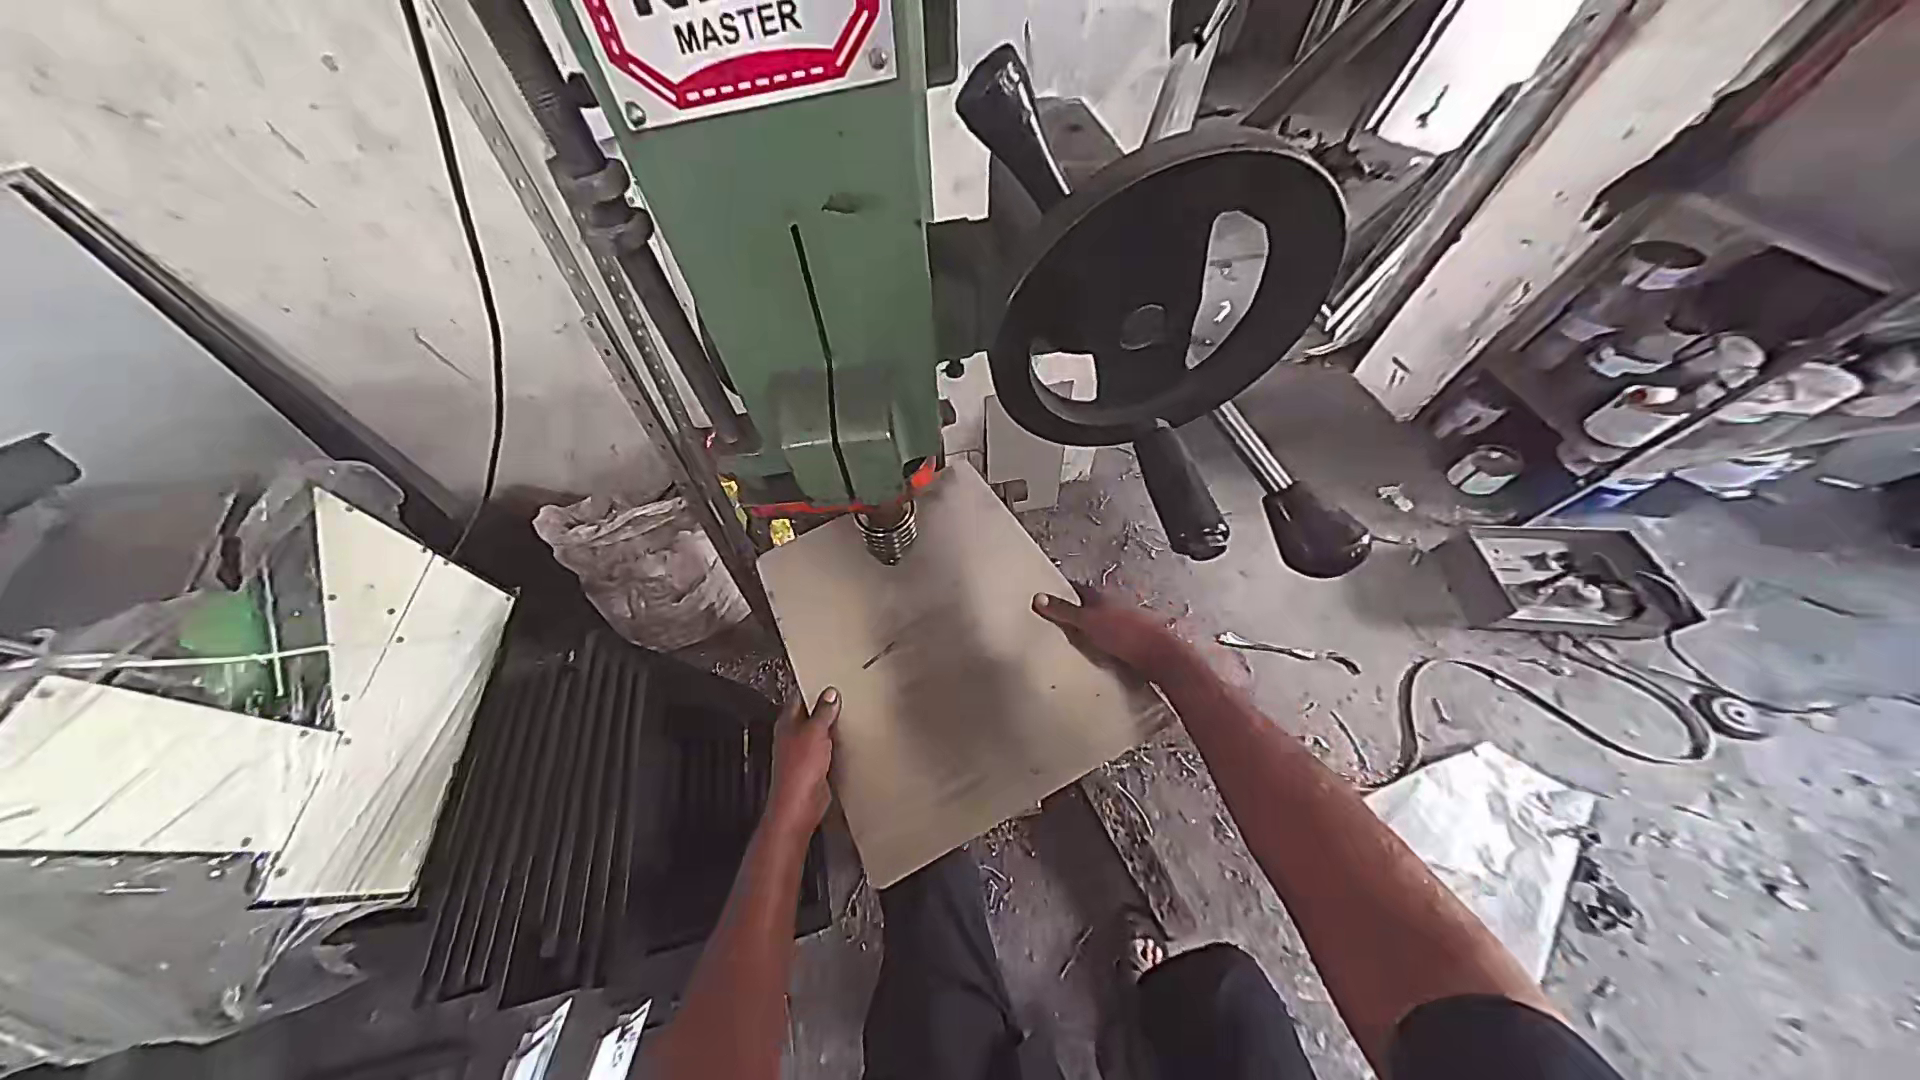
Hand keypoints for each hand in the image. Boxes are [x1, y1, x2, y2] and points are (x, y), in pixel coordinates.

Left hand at [766, 687, 838, 839]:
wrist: (800, 805)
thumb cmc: (799, 770)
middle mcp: (794, 736)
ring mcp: (804, 751)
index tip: (829, 680)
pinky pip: (828, 748)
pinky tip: (850, 740)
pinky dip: (838, 743)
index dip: (813, 687)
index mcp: (788, 723)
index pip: (799, 697)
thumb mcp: (815, 732)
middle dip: (827, 706)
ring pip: (821, 731)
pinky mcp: (816, 766)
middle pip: (811, 714)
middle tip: (846, 695)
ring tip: (851, 714)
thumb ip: (823, 712)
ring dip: (834, 725)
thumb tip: (830, 694)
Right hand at [1032, 586, 1193, 683]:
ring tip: (1072, 637)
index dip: (1062, 590)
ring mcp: (1126, 622)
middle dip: (1074, 609)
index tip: (1046, 595)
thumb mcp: (1087, 621)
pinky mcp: (1133, 640)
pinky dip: (1101, 640)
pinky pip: (1111, 637)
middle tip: (1055, 618)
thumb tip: (1038, 597)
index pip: (1076, 587)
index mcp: (1101, 596)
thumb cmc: (1124, 634)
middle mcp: (1114, 604)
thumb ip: (1063, 610)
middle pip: (1089, 604)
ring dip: (1089, 626)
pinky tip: (1095, 651)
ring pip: (1101, 620)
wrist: (1161, 656)